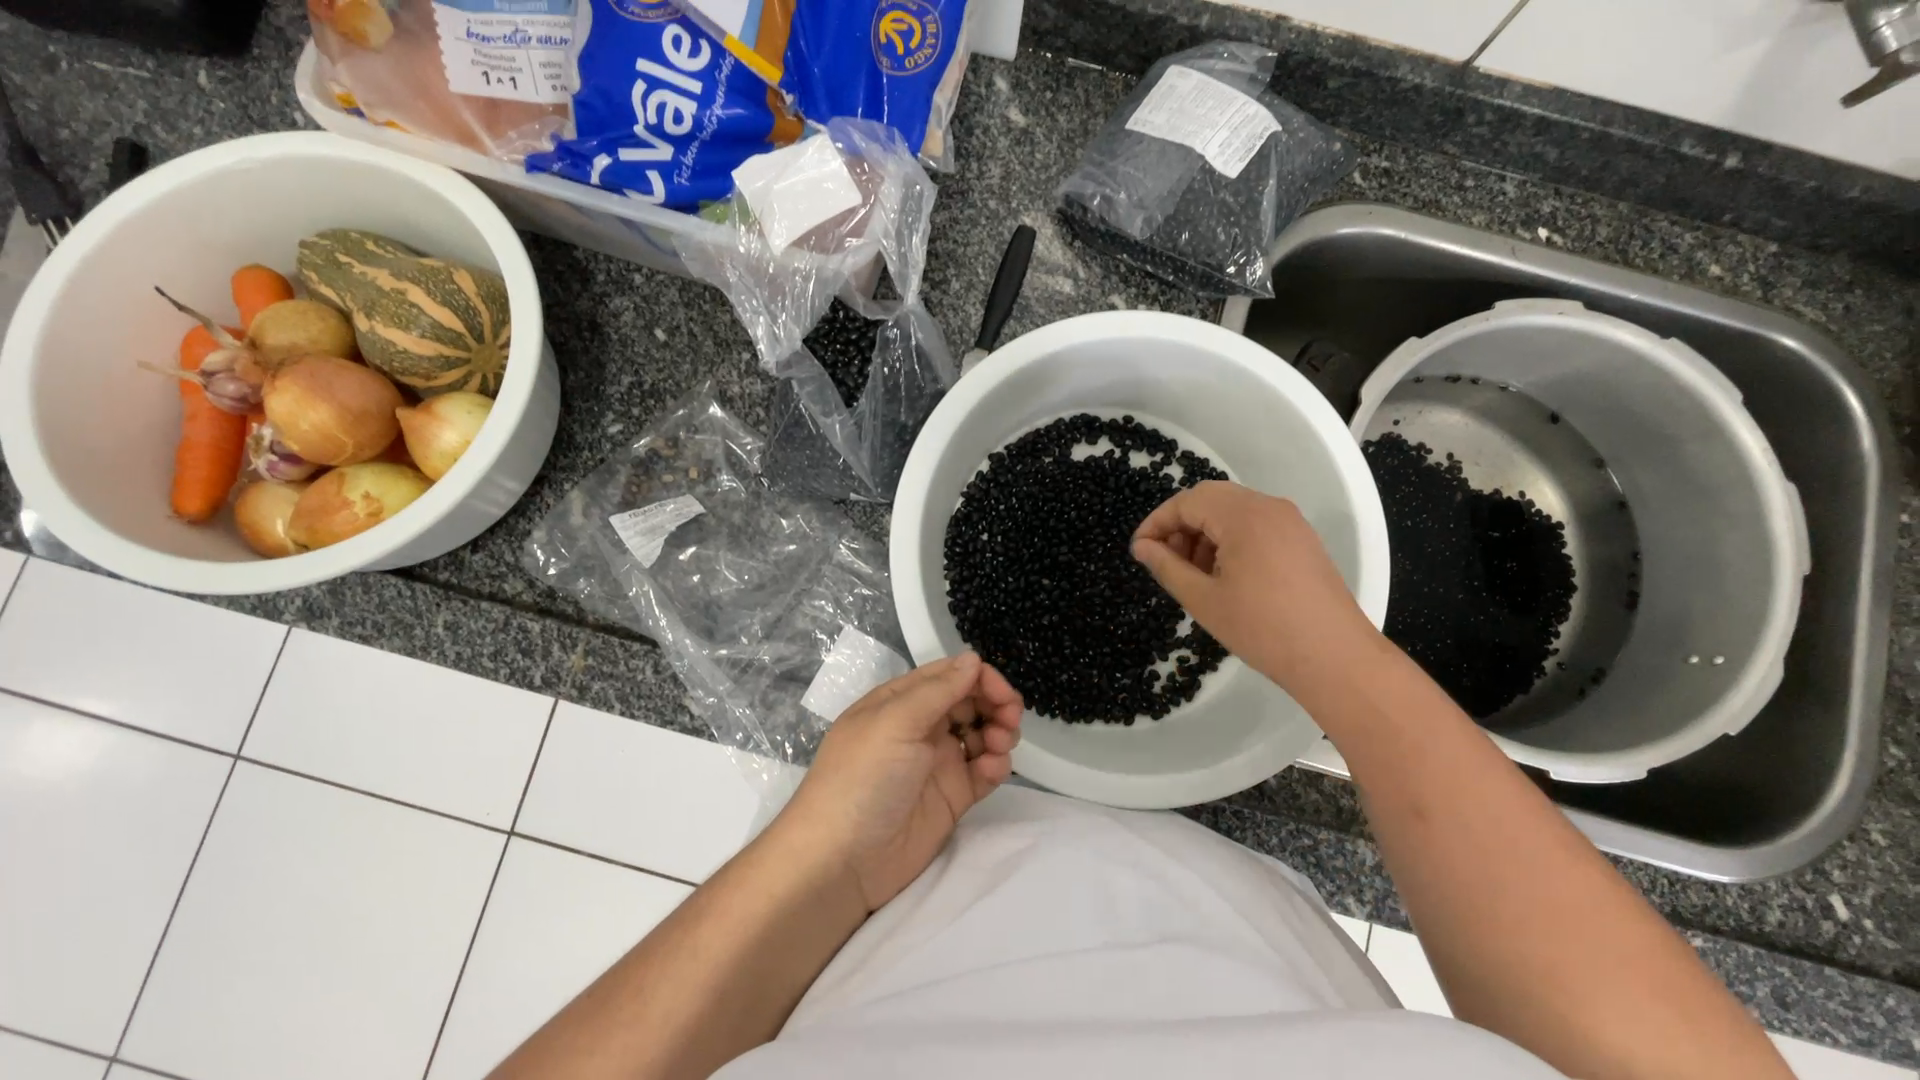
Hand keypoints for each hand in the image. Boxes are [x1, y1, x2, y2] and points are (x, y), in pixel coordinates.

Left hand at [780, 652, 1023, 912]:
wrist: (842, 862)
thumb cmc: (862, 779)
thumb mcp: (894, 722)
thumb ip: (938, 690)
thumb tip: (973, 659)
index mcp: (899, 703)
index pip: (948, 676)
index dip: (979, 678)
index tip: (1004, 694)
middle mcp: (919, 728)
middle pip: (969, 703)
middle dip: (995, 704)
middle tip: (1010, 719)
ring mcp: (936, 764)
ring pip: (981, 735)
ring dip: (999, 732)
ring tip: (1001, 745)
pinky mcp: (951, 798)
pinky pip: (982, 772)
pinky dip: (996, 765)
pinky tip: (994, 768)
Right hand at [1131, 480, 1376, 692]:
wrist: (1334, 657)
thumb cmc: (1262, 629)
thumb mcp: (1203, 599)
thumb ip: (1167, 567)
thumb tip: (1142, 547)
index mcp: (1244, 515)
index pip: (1188, 502)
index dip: (1157, 523)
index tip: (1139, 550)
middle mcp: (1269, 508)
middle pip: (1211, 500)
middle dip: (1181, 526)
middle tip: (1163, 561)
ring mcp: (1291, 523)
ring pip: (1234, 512)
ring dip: (1205, 534)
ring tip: (1192, 574)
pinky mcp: (1302, 541)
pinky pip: (1256, 526)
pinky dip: (1230, 541)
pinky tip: (1223, 577)